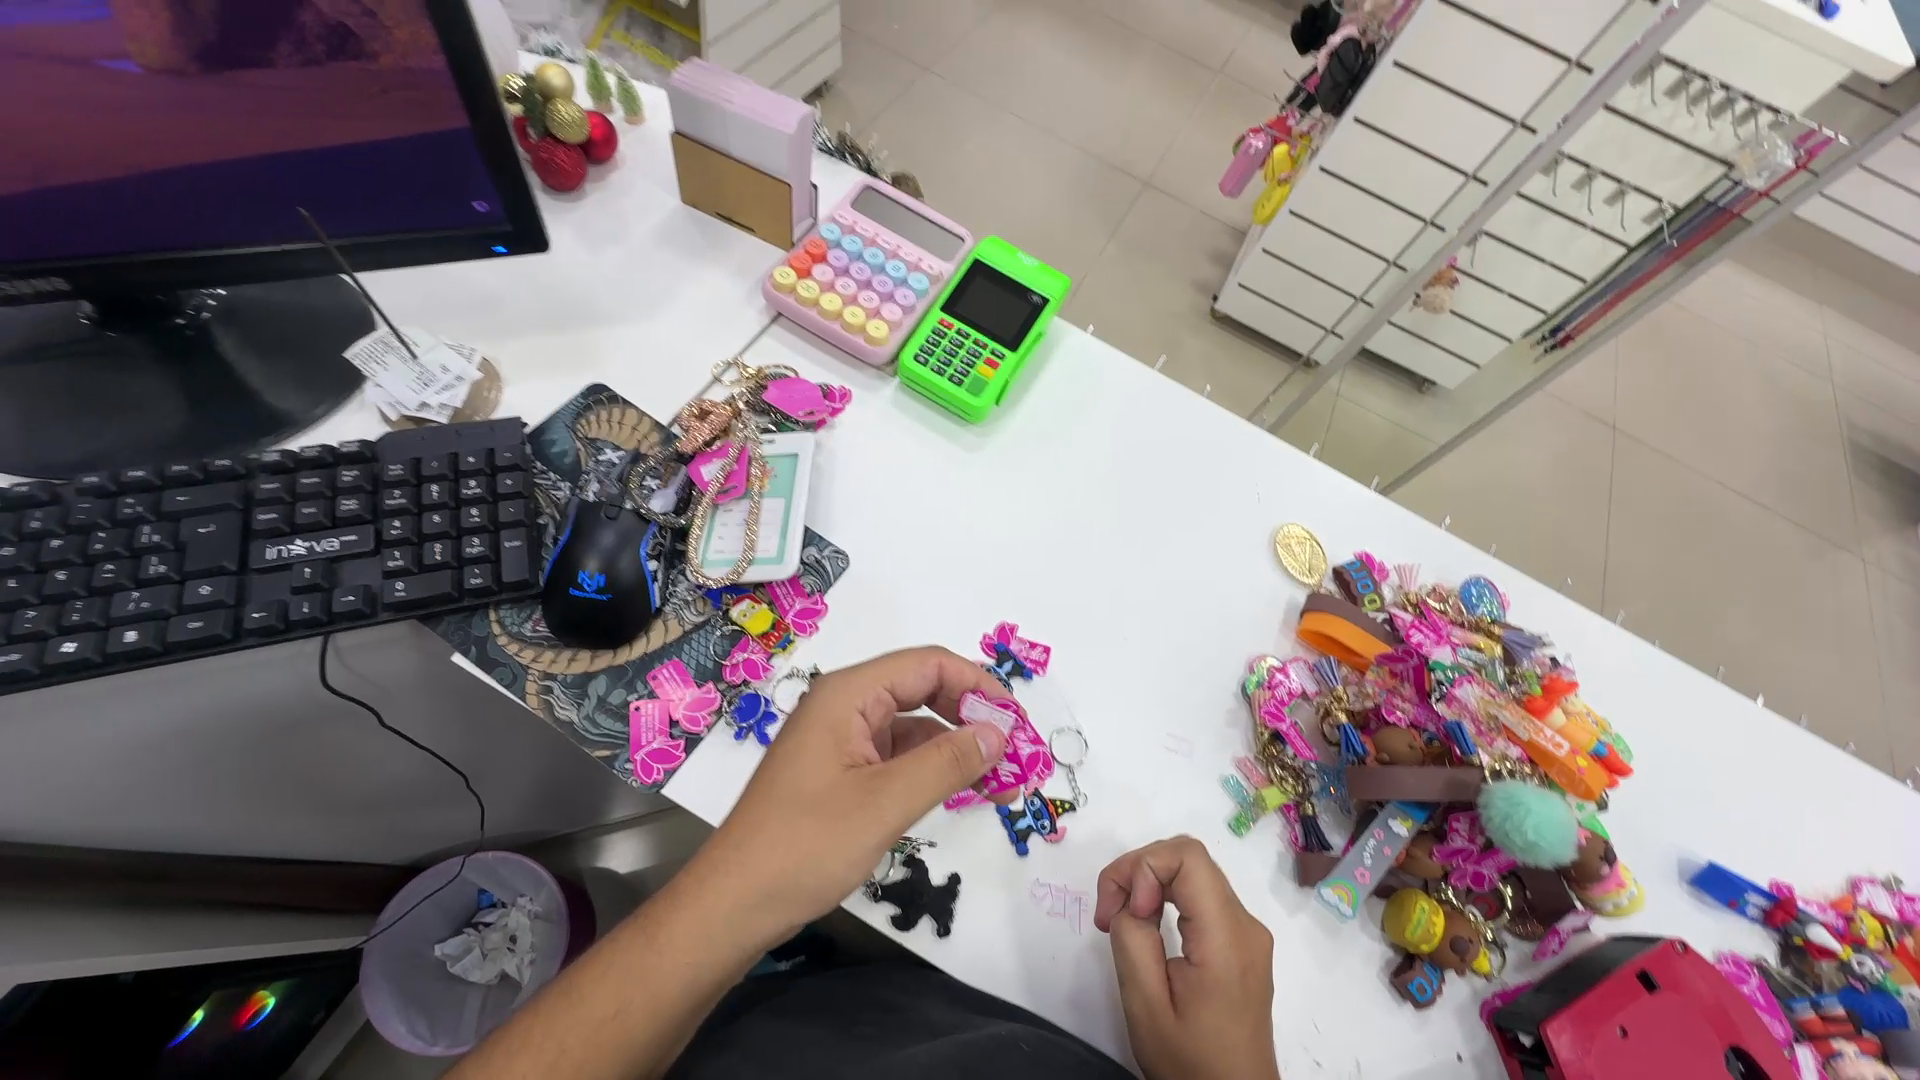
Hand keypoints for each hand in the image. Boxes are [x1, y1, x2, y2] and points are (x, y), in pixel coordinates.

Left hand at [686, 647, 1009, 947]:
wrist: (735, 904)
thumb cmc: (805, 845)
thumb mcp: (885, 802)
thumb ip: (947, 763)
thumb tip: (1000, 732)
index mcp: (848, 695)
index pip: (927, 664)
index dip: (977, 685)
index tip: (1017, 722)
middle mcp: (845, 706)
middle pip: (922, 690)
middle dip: (972, 716)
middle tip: (1015, 753)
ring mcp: (842, 739)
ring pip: (914, 727)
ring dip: (957, 748)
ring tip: (1002, 781)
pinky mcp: (842, 771)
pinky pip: (898, 756)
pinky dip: (932, 769)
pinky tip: (962, 792)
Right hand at [1095, 837, 1278, 1079]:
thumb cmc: (1189, 1063)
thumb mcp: (1145, 1006)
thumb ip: (1132, 939)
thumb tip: (1131, 901)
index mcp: (1227, 939)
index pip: (1188, 856)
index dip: (1145, 866)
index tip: (1127, 911)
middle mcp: (1245, 925)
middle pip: (1188, 858)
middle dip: (1138, 871)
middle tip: (1109, 913)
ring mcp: (1246, 932)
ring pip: (1191, 872)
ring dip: (1148, 883)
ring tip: (1121, 920)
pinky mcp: (1240, 942)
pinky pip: (1199, 895)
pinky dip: (1163, 897)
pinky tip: (1145, 927)